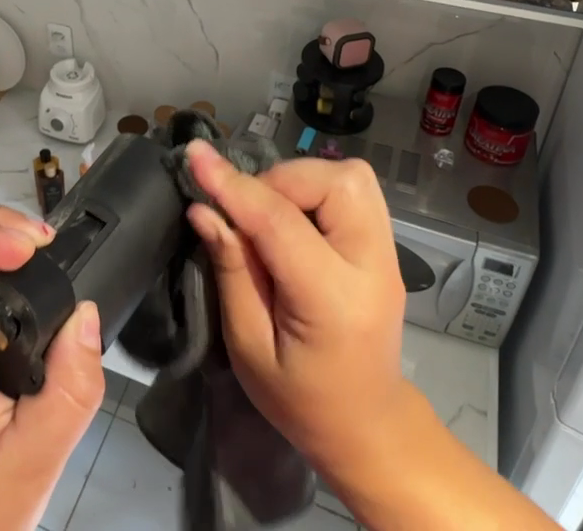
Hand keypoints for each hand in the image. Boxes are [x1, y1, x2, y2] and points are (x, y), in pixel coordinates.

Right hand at [182, 141, 406, 472]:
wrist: (367, 425)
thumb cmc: (299, 400)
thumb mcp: (249, 348)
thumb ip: (232, 272)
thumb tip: (204, 211)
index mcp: (333, 302)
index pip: (281, 223)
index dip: (233, 185)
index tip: (194, 156)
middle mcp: (372, 268)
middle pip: (337, 182)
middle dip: (279, 179)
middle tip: (244, 210)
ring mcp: (388, 255)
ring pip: (351, 177)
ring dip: (300, 180)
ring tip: (266, 213)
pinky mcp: (386, 248)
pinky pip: (354, 192)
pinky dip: (316, 189)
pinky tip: (291, 219)